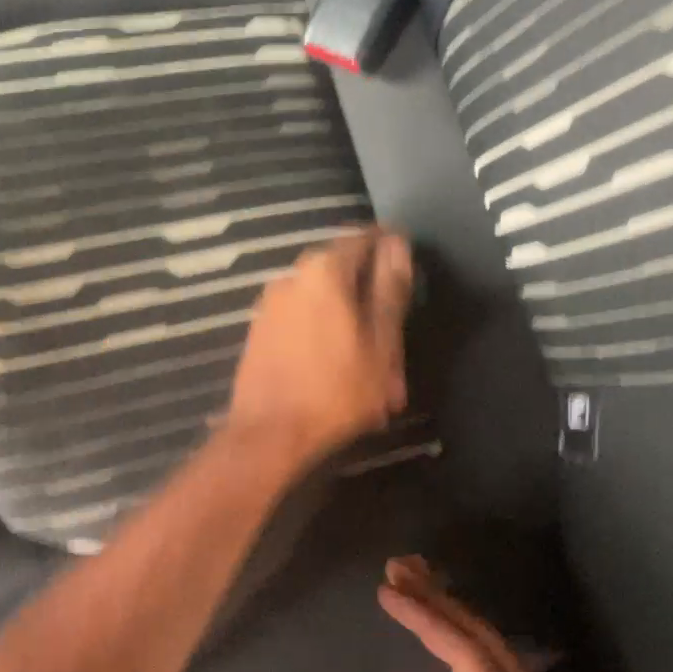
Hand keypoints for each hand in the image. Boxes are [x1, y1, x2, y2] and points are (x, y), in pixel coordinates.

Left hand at [226, 227, 412, 471]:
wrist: (268, 434)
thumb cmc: (336, 389)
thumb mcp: (380, 342)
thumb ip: (390, 288)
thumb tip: (398, 242)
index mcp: (324, 269)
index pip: (365, 237)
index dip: (392, 250)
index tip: (411, 277)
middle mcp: (292, 274)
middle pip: (343, 271)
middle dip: (371, 297)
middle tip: (396, 337)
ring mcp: (271, 301)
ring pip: (324, 299)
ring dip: (351, 321)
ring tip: (374, 365)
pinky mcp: (261, 328)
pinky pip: (303, 318)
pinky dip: (326, 334)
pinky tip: (341, 369)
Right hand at [374, 556, 588, 671]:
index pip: (470, 658)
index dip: (427, 617)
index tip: (385, 589)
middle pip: (491, 645)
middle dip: (443, 601)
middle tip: (400, 566)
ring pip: (505, 657)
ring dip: (460, 618)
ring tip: (423, 591)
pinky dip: (477, 647)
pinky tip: (461, 652)